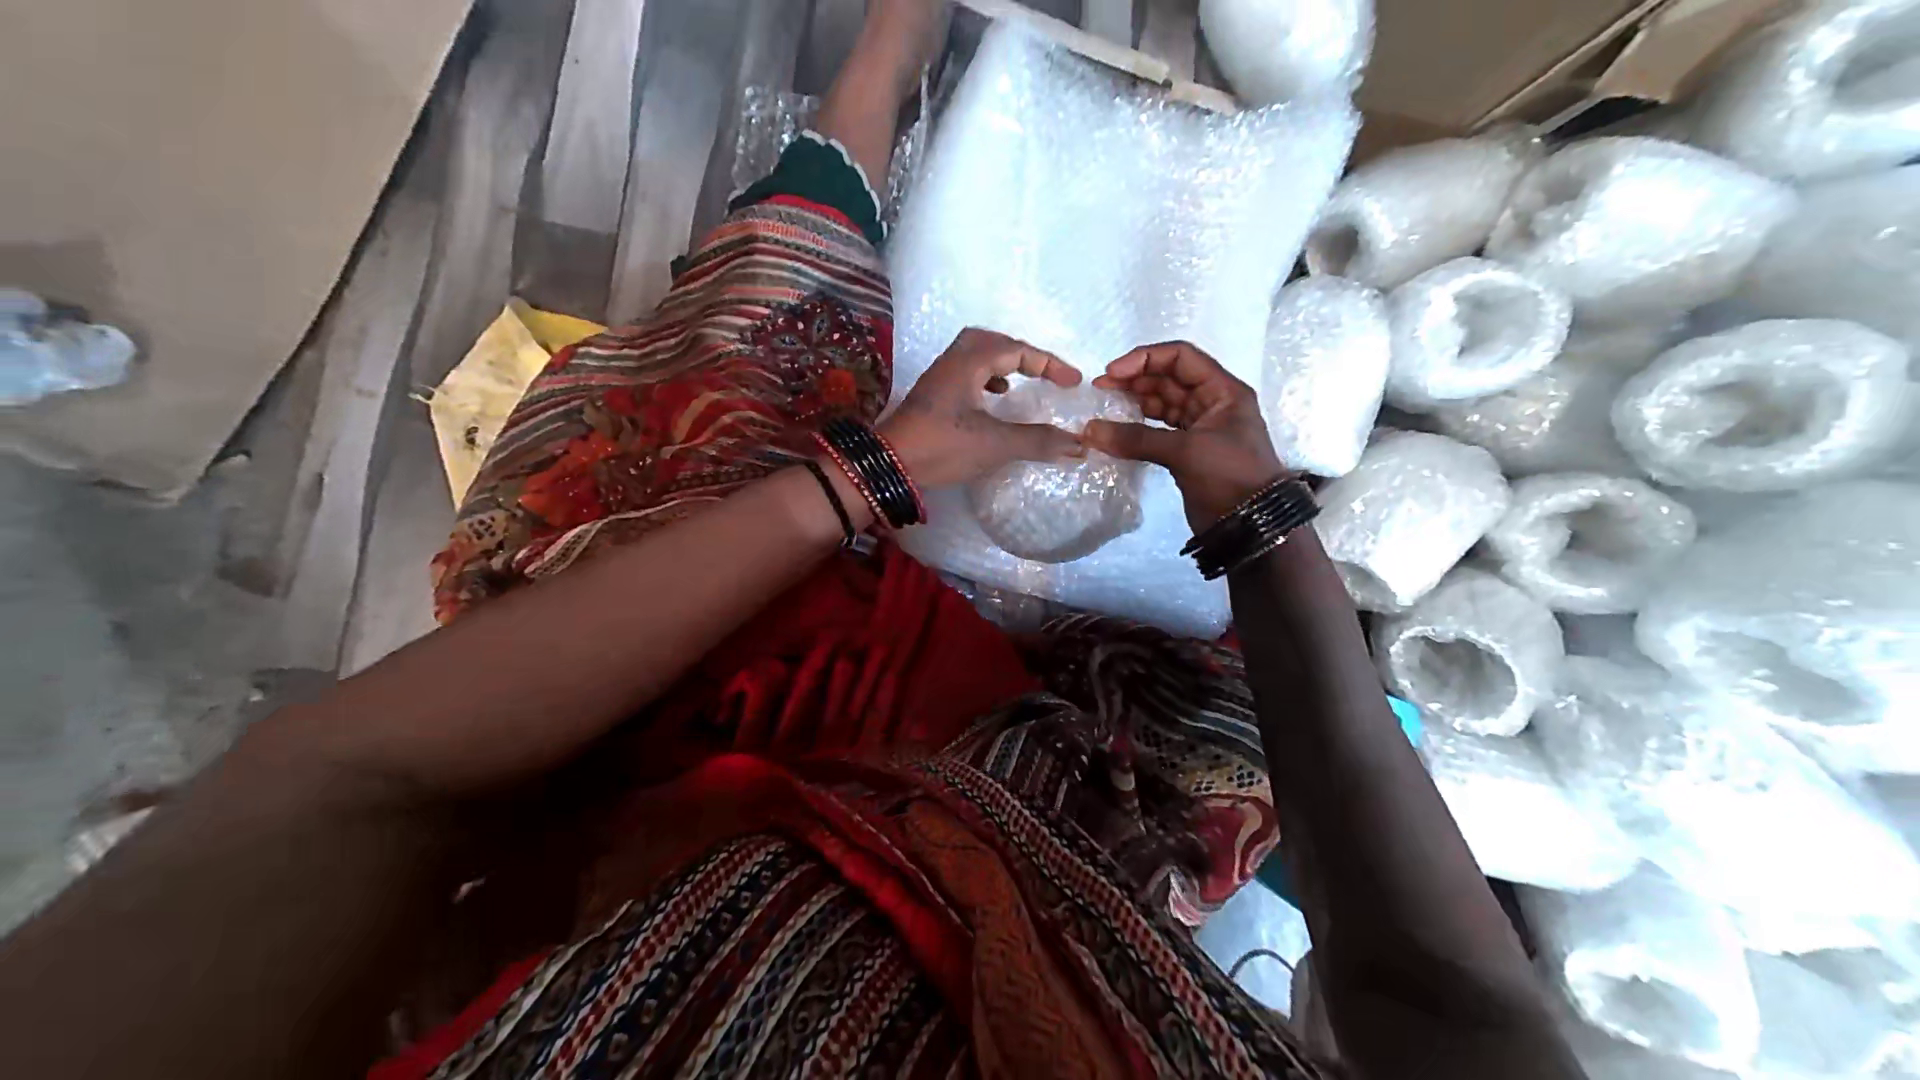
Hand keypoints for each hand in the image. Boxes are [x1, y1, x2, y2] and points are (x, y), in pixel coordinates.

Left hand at [880, 328, 1085, 488]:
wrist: (889, 463)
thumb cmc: (942, 447)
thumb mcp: (995, 445)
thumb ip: (1037, 441)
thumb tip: (1077, 444)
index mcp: (969, 363)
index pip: (1017, 350)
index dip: (1049, 363)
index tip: (1073, 382)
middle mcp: (952, 361)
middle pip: (993, 341)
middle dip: (1023, 354)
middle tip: (1044, 373)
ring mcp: (938, 377)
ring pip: (975, 354)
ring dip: (1002, 363)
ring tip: (1019, 384)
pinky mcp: (931, 395)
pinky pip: (965, 372)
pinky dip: (985, 378)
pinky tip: (992, 400)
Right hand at [1083, 341, 1290, 529]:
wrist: (1250, 526)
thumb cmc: (1229, 476)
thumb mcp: (1186, 451)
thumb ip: (1137, 438)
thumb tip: (1090, 431)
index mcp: (1222, 391)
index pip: (1181, 357)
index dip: (1145, 359)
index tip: (1112, 373)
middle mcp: (1212, 403)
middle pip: (1168, 379)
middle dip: (1134, 380)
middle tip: (1100, 390)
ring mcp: (1199, 428)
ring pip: (1161, 404)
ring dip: (1133, 404)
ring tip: (1104, 409)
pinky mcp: (1187, 452)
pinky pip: (1157, 431)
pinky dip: (1137, 429)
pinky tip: (1116, 432)